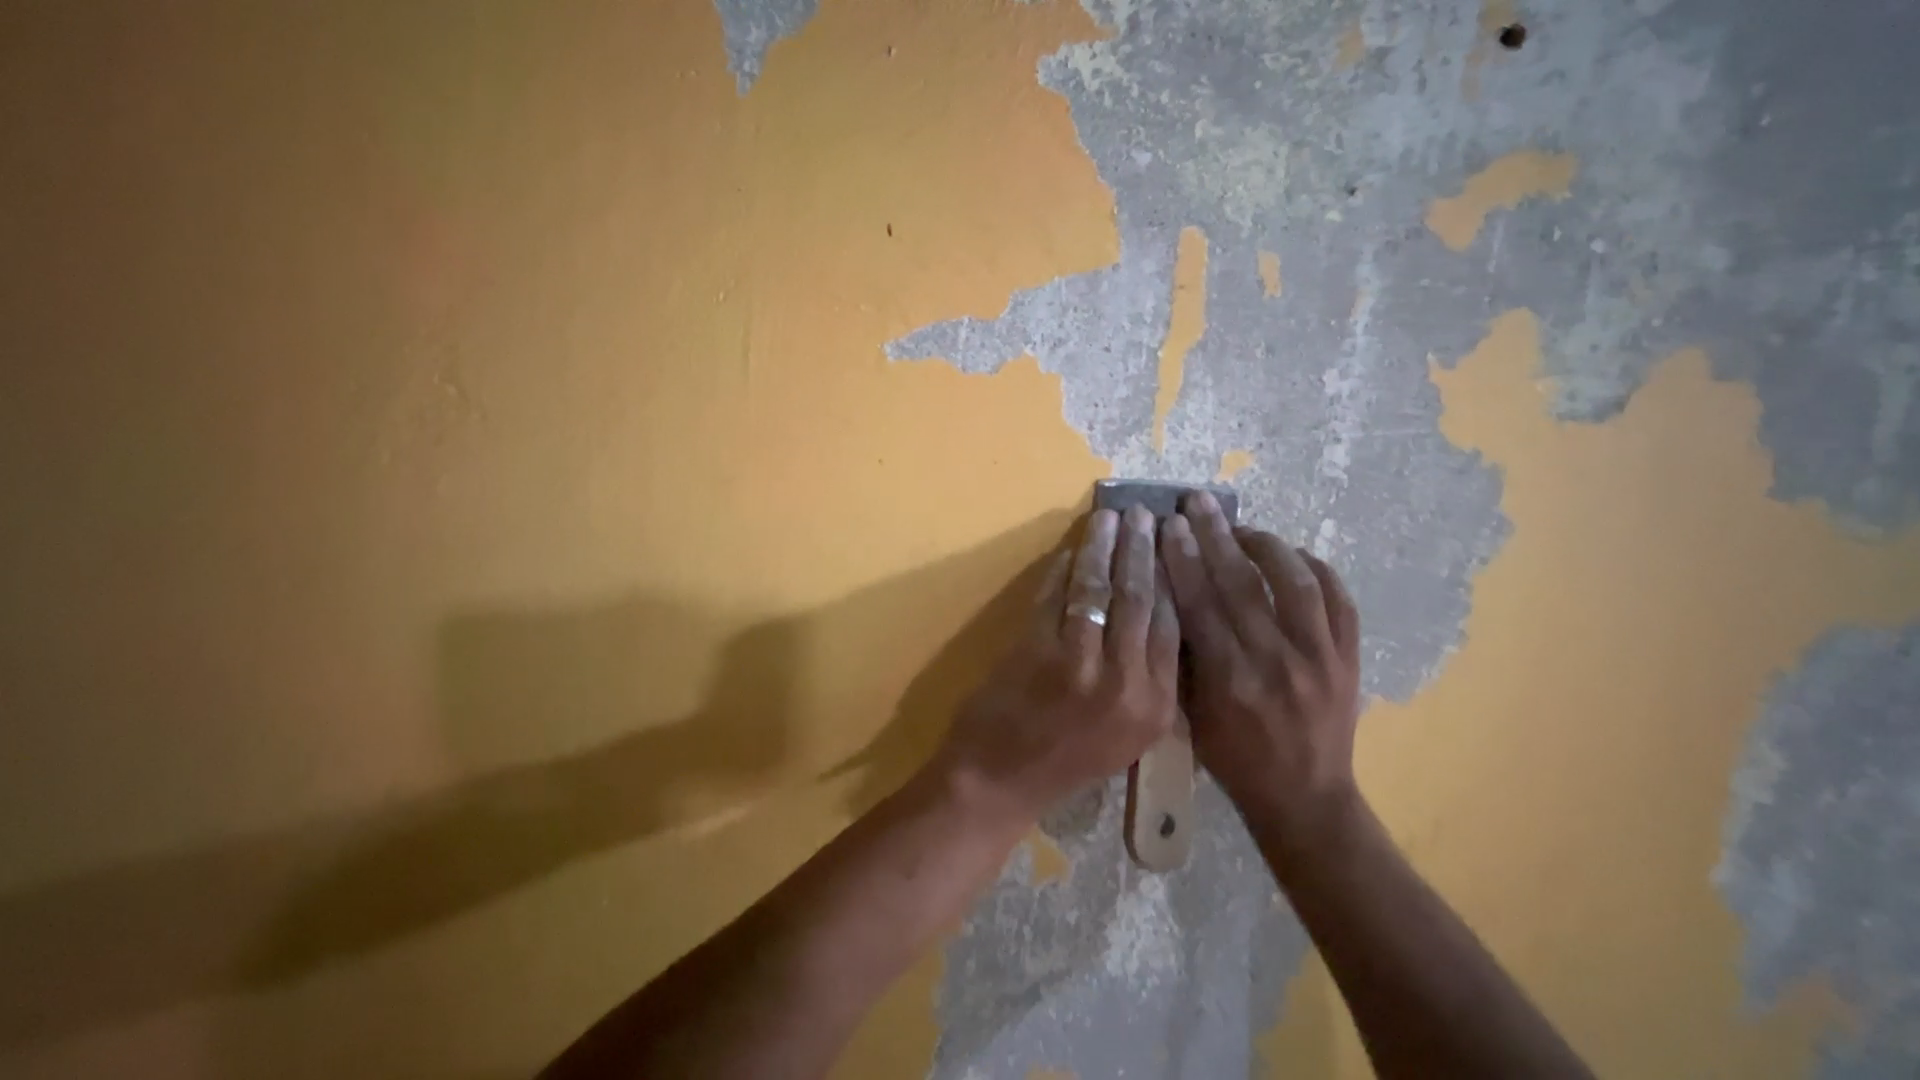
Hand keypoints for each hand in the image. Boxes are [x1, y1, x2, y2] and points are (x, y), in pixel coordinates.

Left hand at [933, 506, 1179, 824]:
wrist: (1000, 784)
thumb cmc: (1066, 763)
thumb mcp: (1127, 734)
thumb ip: (1146, 681)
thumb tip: (1155, 611)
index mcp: (1158, 707)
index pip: (1175, 626)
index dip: (1173, 577)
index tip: (1174, 543)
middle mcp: (1129, 684)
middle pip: (1142, 599)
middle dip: (1143, 549)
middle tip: (1146, 514)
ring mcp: (1081, 665)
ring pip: (1100, 589)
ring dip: (1104, 546)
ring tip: (1110, 517)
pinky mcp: (1038, 650)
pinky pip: (1058, 596)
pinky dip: (1064, 569)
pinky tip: (1071, 551)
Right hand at [1159, 492, 1362, 842]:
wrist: (1304, 796)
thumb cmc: (1234, 759)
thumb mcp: (1191, 717)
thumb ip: (1181, 658)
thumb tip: (1168, 597)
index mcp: (1230, 680)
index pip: (1200, 603)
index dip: (1182, 559)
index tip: (1168, 525)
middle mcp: (1276, 661)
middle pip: (1242, 583)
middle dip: (1216, 536)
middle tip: (1198, 503)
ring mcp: (1321, 656)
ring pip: (1295, 581)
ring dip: (1265, 545)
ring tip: (1243, 526)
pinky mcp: (1350, 657)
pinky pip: (1338, 598)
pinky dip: (1315, 569)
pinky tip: (1293, 555)